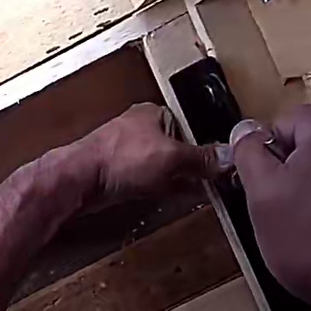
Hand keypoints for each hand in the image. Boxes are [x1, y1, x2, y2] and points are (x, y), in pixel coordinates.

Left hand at [60, 103, 216, 210]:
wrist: (80, 180)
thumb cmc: (120, 158)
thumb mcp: (171, 157)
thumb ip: (202, 158)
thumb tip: (231, 156)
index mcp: (154, 114)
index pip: (192, 126)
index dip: (209, 144)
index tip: (226, 162)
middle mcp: (143, 130)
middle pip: (180, 147)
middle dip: (198, 164)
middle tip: (220, 180)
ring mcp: (131, 153)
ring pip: (167, 165)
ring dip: (184, 178)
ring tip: (208, 190)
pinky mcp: (123, 174)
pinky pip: (153, 180)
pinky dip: (169, 187)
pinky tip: (184, 196)